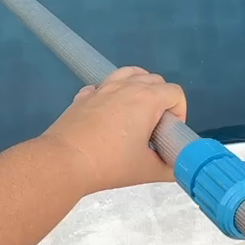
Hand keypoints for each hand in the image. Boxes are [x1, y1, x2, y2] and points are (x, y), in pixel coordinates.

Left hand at [36, 66, 186, 195]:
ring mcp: (101, 88)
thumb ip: (170, 168)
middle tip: (156, 127)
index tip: (170, 132)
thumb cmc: (110, 164)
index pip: (175, 92)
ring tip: (136, 112)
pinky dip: (110, 94)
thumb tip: (179, 168)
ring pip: (128, 73)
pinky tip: (108, 115)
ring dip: (138, 87)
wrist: (65, 161)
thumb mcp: (148, 171)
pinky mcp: (82, 96)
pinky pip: (103, 86)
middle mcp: (125, 87)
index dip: (180, 112)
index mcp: (146, 99)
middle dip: (162, 99)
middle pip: (154, 79)